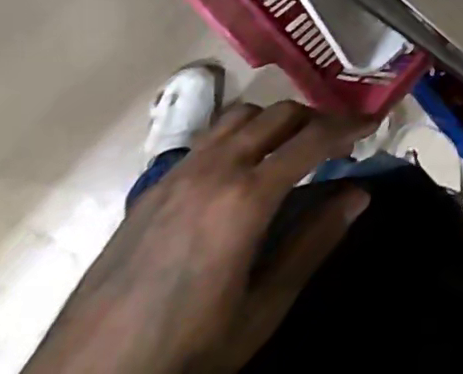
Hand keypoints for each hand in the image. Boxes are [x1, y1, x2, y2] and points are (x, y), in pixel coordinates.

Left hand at [24, 101, 371, 373]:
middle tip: (340, 138)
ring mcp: (181, 169)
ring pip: (242, 115)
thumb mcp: (262, 309)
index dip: (347, 126)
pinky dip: (243, 132)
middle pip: (279, 114)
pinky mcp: (157, 181)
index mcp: (246, 198)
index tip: (373, 123)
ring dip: (278, 119)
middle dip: (316, 118)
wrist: (90, 371)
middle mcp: (215, 167)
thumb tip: (359, 194)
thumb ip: (313, 244)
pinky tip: (245, 166)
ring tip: (295, 145)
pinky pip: (211, 136)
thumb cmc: (187, 351)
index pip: (311, 140)